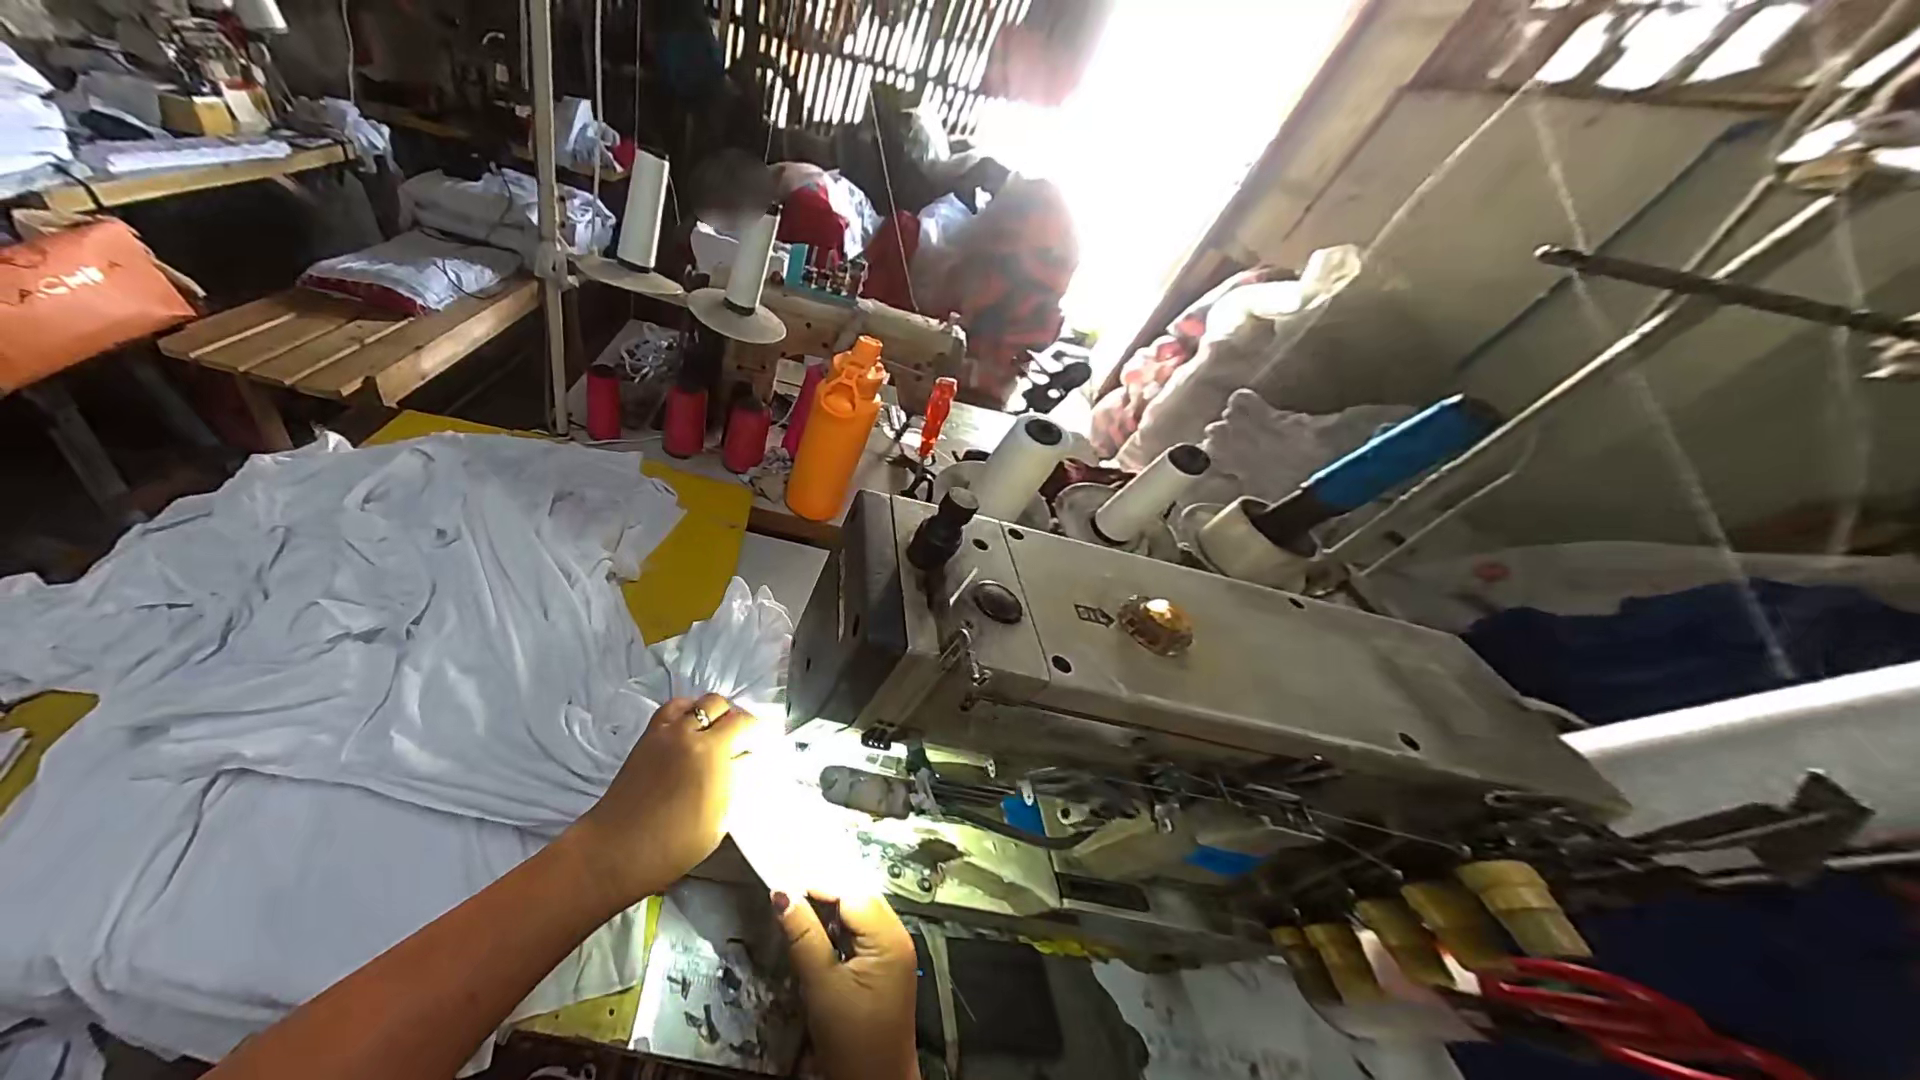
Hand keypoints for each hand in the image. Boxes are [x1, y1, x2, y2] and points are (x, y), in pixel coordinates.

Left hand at [567, 693, 757, 904]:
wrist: (616, 851)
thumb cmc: (674, 843)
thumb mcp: (720, 816)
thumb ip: (734, 780)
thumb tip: (743, 761)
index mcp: (711, 751)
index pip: (744, 722)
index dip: (758, 730)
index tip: (764, 741)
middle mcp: (687, 733)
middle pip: (719, 705)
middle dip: (735, 717)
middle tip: (741, 738)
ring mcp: (663, 733)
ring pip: (694, 702)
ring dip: (709, 712)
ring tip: (715, 732)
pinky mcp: (645, 740)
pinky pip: (670, 711)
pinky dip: (684, 713)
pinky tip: (688, 733)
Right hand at [774, 890, 920, 1079]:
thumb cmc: (851, 1040)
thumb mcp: (821, 985)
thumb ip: (803, 935)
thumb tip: (783, 894)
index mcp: (889, 936)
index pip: (852, 891)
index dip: (819, 884)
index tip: (785, 881)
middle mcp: (897, 935)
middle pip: (859, 896)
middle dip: (824, 891)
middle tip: (788, 891)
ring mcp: (893, 948)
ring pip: (859, 911)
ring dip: (830, 907)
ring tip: (796, 905)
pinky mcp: (885, 962)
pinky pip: (861, 930)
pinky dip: (838, 926)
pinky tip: (816, 929)